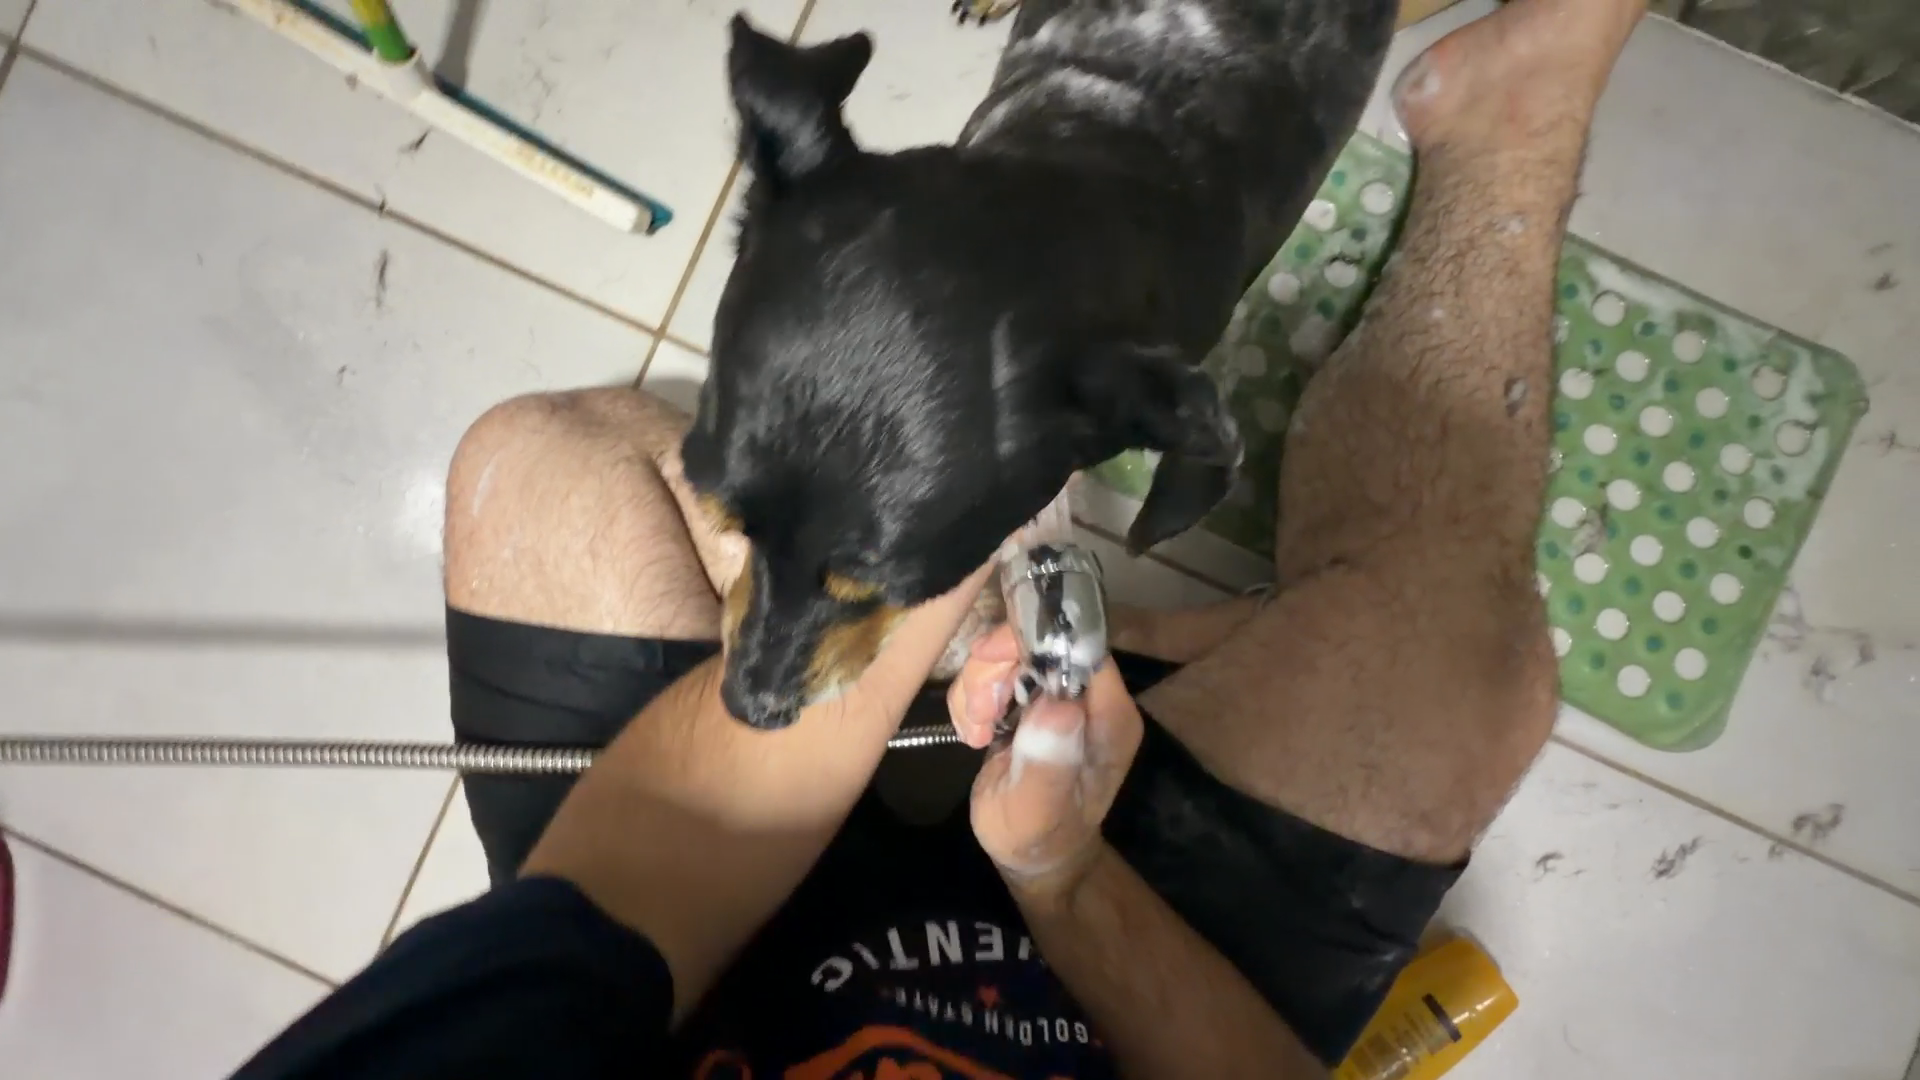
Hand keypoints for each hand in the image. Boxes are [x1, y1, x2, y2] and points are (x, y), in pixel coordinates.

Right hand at [946, 624, 1142, 901]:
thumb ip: (1050, 762)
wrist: (1028, 855)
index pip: (1080, 647)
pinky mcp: (1027, 699)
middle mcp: (1087, 696)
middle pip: (1038, 641)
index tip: (996, 662)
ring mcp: (1056, 695)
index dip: (1038, 641)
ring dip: (978, 685)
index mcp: (1108, 714)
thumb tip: (1058, 707)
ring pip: (1008, 652)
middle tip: (982, 713)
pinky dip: (972, 696)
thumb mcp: (1039, 809)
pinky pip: (992, 672)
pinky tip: (972, 732)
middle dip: (996, 668)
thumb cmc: (1039, 838)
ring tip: (975, 731)